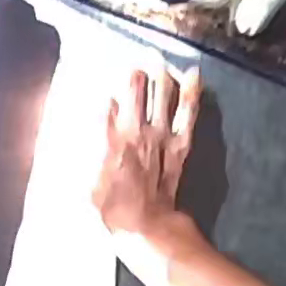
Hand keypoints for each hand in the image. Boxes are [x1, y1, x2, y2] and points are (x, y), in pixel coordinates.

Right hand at [91, 65, 202, 239]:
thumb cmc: (114, 211)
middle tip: (139, 63)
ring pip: (163, 97)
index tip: (110, 93)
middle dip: (137, 77)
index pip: (110, 111)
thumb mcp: (92, 185)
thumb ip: (98, 151)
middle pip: (138, 95)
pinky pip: (188, 113)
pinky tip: (193, 74)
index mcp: (113, 144)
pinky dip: (191, 93)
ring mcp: (162, 137)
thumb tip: (103, 121)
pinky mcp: (180, 144)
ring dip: (162, 77)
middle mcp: (138, 134)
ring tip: (161, 61)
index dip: (112, 99)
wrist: (147, 225)